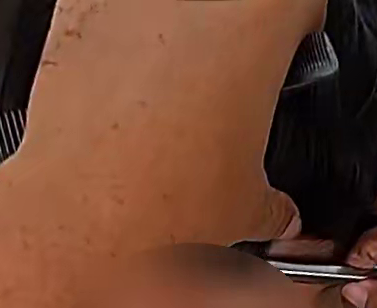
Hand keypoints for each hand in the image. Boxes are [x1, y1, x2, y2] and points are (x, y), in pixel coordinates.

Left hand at [0, 0, 319, 251]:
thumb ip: (274, 205)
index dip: (300, 32)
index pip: (302, 3)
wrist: (86, 218)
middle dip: (234, 45)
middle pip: (229, 7)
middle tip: (227, 100)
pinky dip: (120, 49)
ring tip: (171, 108)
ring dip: (177, 44)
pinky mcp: (74, 13)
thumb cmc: (165, 204)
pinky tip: (121, 101)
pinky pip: (108, 19)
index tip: (293, 54)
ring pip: (170, 12)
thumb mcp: (245, 212)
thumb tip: (278, 215)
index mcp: (257, 21)